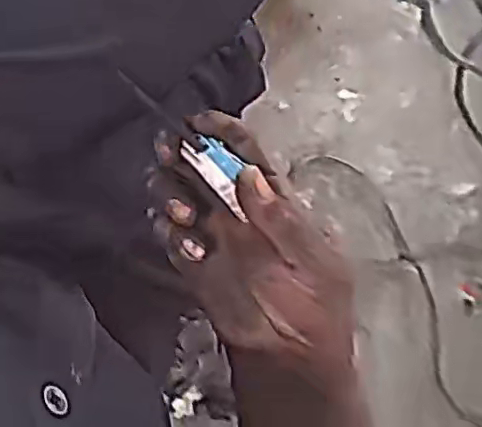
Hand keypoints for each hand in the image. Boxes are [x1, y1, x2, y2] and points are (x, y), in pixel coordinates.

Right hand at [149, 113, 359, 390]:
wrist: (291, 360)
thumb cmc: (315, 308)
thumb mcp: (315, 264)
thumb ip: (283, 219)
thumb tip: (249, 174)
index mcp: (267, 195)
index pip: (242, 147)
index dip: (219, 128)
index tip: (197, 122)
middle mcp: (232, 201)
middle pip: (195, 159)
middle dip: (177, 150)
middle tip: (170, 154)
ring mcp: (207, 225)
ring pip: (171, 186)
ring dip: (169, 191)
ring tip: (185, 214)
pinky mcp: (187, 251)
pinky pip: (166, 229)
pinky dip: (171, 233)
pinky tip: (192, 251)